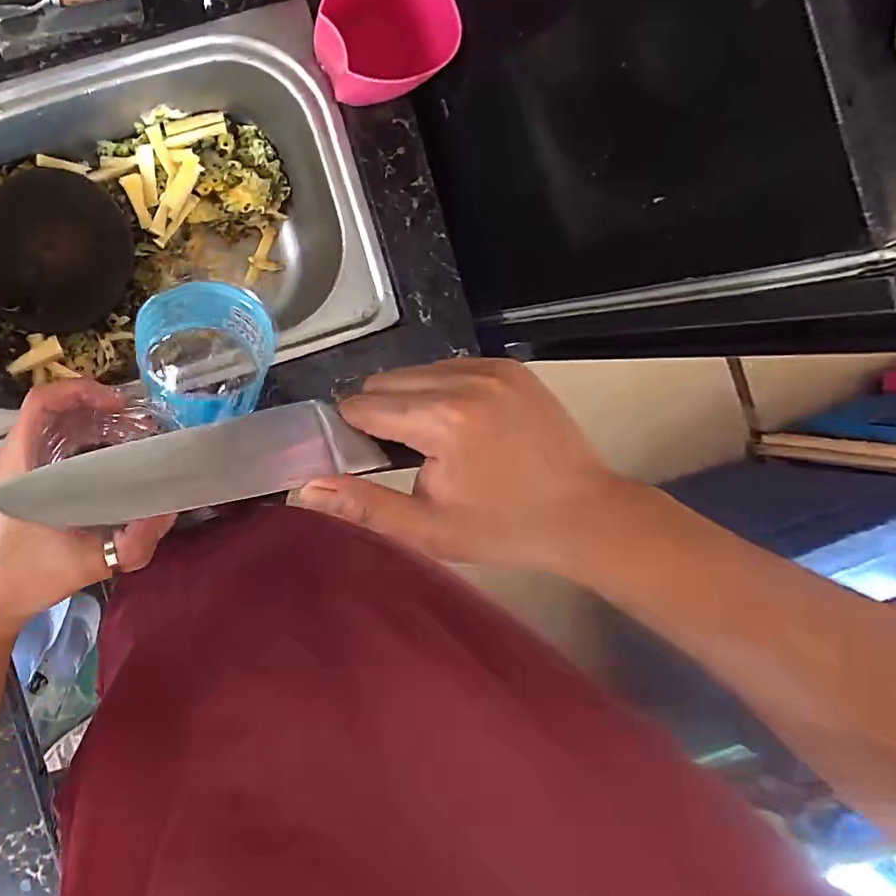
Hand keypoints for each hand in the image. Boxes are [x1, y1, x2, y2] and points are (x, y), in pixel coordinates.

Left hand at [0, 380, 176, 638]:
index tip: (119, 405)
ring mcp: (19, 470)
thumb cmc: (26, 579)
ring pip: (58, 428)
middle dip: (101, 409)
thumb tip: (169, 510)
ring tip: (134, 438)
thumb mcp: (86, 563)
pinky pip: (57, 447)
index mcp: (20, 465)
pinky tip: (114, 462)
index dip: (81, 391)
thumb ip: (132, 543)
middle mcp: (16, 459)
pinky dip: (87, 444)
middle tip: (140, 426)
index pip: (41, 402)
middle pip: (56, 411)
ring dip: (96, 426)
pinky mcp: (26, 483)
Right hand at [293, 359, 643, 572]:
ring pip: (412, 371)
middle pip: (383, 382)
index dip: (355, 432)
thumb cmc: (502, 529)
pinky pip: (445, 367)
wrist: (588, 515)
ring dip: (407, 400)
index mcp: (443, 420)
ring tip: (433, 440)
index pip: (363, 405)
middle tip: (403, 454)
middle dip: (379, 414)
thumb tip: (307, 488)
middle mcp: (465, 380)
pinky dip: (437, 390)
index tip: (372, 460)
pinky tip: (459, 424)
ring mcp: (491, 368)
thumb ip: (363, 505)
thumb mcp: (426, 529)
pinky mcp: (509, 366)